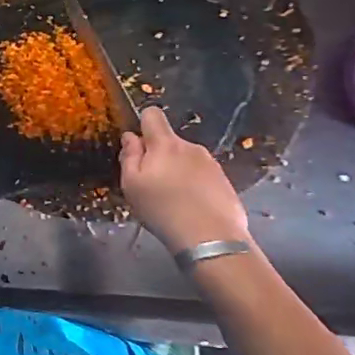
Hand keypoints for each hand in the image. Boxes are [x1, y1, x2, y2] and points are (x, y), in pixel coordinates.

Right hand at [119, 107, 250, 253]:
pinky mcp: (226, 182)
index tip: (137, 144)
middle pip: (169, 141)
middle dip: (158, 154)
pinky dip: (192, 184)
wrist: (211, 238)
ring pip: (185, 159)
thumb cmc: (162, 208)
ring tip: (171, 197)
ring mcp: (212, 164)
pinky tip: (190, 206)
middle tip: (150, 182)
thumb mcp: (131, 184)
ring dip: (176, 170)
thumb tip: (131, 136)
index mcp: (165, 144)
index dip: (142, 123)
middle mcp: (191, 148)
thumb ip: (129, 156)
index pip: (153, 115)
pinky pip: (201, 175)